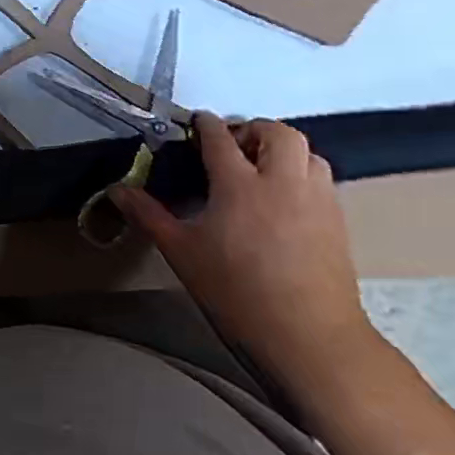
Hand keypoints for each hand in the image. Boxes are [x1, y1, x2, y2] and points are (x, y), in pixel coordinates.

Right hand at [110, 113, 377, 381]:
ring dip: (281, 150)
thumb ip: (148, 215)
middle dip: (252, 129)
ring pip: (307, 152)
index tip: (196, 123)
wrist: (307, 331)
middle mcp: (283, 182)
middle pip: (277, 133)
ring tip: (259, 170)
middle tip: (232, 147)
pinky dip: (299, 173)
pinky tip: (281, 200)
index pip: (221, 138)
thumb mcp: (181, 251)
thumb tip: (117, 190)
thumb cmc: (235, 288)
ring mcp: (316, 199)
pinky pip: (320, 178)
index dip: (206, 125)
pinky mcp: (337, 219)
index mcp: (240, 184)